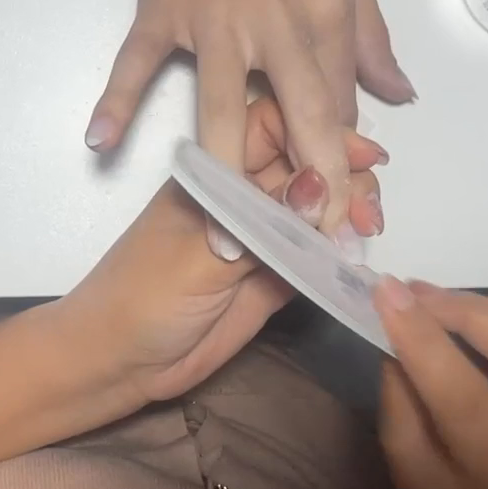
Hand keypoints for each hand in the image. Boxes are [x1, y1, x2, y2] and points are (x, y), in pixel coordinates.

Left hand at [60, 96, 383, 404]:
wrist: (122, 361)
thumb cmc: (142, 296)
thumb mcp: (198, 254)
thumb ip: (260, 222)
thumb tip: (320, 182)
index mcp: (214, 173)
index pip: (272, 128)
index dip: (317, 133)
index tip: (362, 156)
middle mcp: (241, 198)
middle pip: (305, 167)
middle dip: (343, 177)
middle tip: (366, 210)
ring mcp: (259, 239)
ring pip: (316, 211)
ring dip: (347, 215)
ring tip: (365, 232)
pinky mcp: (271, 278)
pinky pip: (313, 257)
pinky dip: (338, 254)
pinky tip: (358, 258)